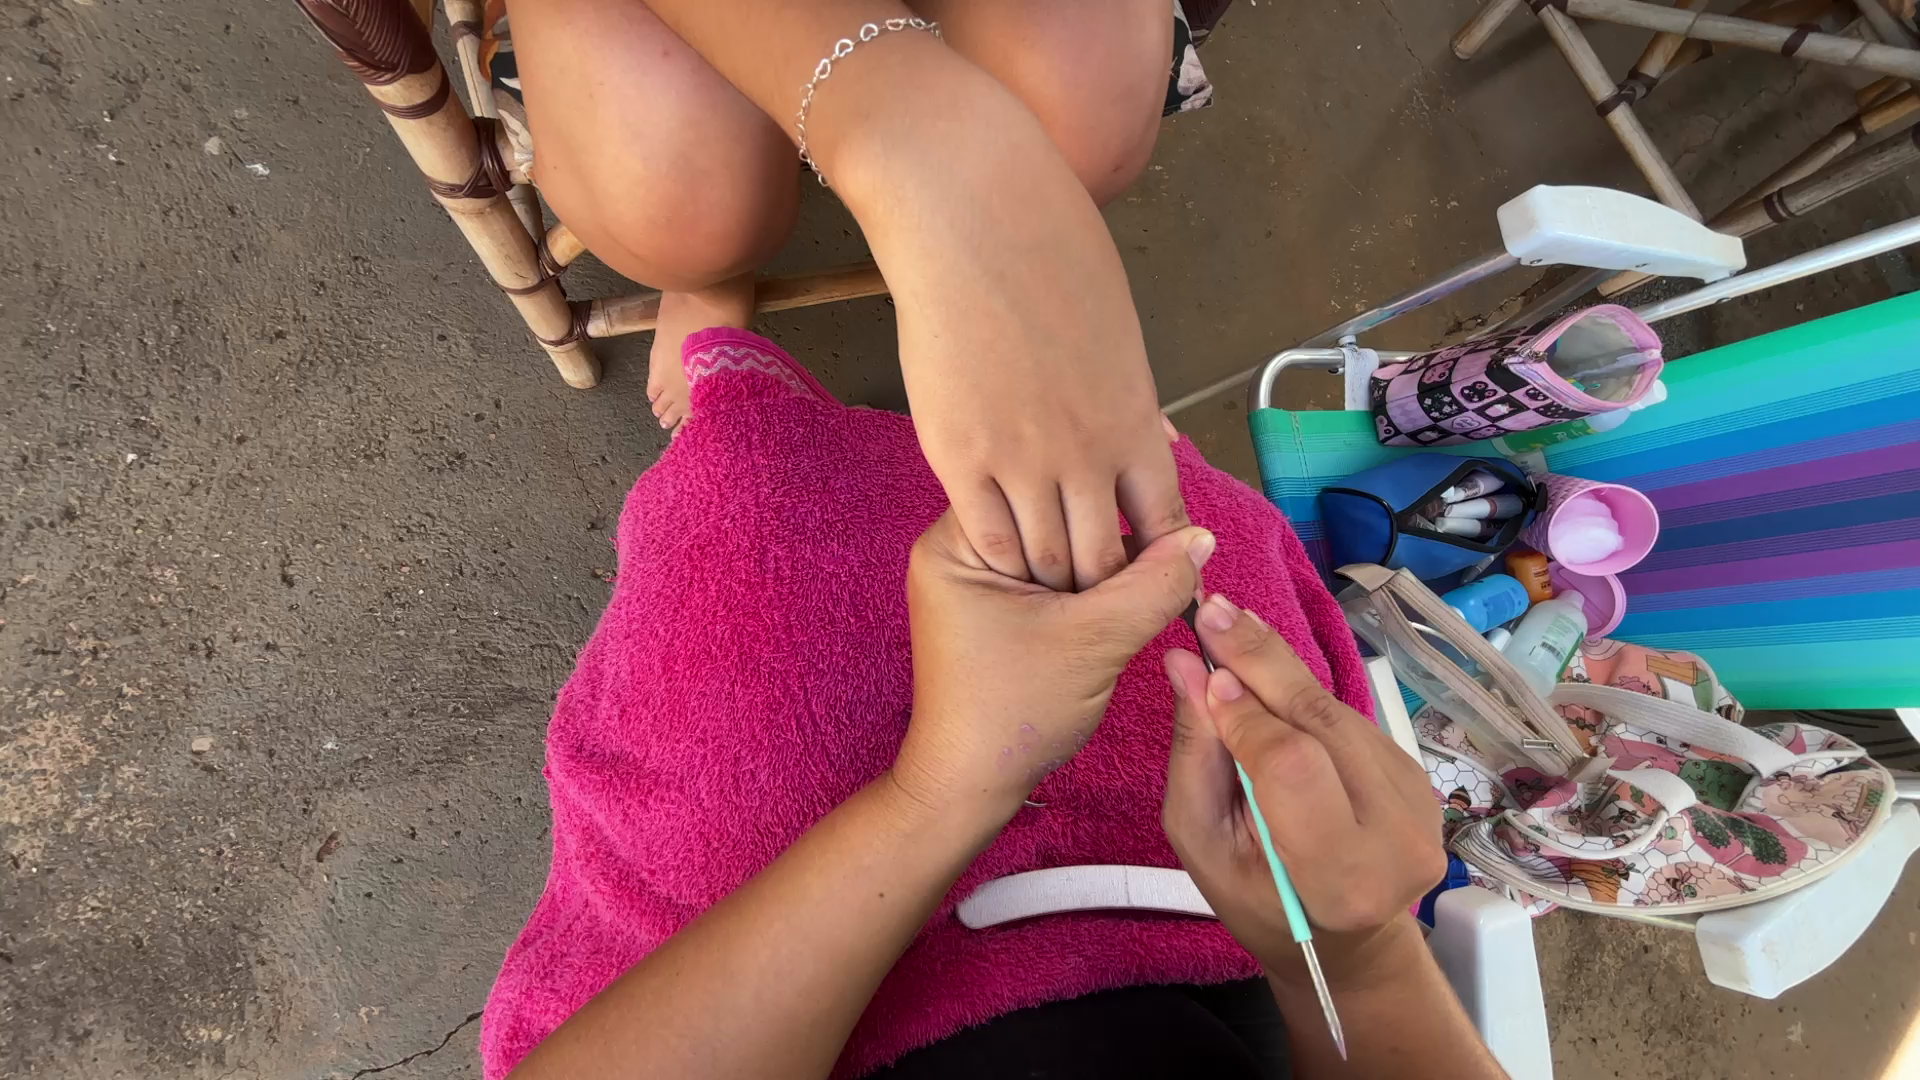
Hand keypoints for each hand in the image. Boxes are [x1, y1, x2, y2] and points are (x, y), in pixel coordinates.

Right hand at [821, 43, 1188, 593]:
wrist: (977, 220)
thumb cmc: (1056, 261)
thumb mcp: (1120, 340)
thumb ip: (1134, 409)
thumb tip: (1154, 445)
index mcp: (1136, 424)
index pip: (1163, 527)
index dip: (1160, 570)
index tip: (1149, 586)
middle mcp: (1086, 456)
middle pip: (1102, 562)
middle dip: (1099, 591)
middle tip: (1087, 602)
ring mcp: (1022, 460)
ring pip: (1045, 561)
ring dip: (1049, 584)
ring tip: (1042, 593)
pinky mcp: (959, 456)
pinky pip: (989, 539)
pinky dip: (1002, 562)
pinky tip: (1000, 565)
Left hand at [893, 510, 1214, 822]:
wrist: (972, 781)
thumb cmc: (1015, 712)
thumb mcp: (1093, 642)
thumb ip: (1152, 586)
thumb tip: (1200, 537)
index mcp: (956, 541)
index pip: (1038, 488)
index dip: (1104, 502)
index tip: (1158, 519)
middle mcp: (957, 548)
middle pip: (1048, 516)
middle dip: (1105, 539)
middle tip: (1158, 558)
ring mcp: (974, 577)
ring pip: (1056, 548)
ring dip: (1101, 566)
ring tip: (1142, 584)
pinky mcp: (992, 605)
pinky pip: (1049, 577)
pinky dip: (1085, 588)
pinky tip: (1120, 598)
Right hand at [1160, 593, 1445, 987]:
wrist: (1344, 938)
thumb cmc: (1254, 898)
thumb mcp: (1200, 837)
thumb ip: (1197, 752)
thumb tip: (1186, 663)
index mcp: (1339, 874)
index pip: (1292, 765)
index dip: (1244, 710)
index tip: (1200, 660)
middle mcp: (1397, 833)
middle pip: (1320, 721)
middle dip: (1260, 658)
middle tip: (1212, 607)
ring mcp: (1416, 798)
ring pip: (1330, 708)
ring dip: (1275, 664)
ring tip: (1229, 625)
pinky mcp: (1414, 771)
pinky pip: (1342, 713)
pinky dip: (1296, 684)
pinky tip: (1263, 663)